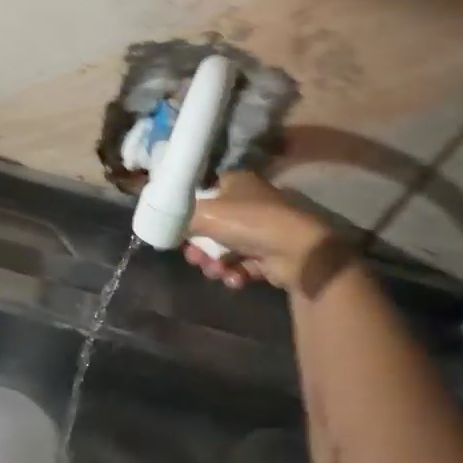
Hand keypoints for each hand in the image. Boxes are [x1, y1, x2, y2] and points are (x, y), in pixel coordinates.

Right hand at [184, 172, 342, 294]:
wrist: (300, 252)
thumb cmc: (250, 222)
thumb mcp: (205, 214)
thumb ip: (180, 217)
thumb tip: (162, 222)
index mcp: (236, 182)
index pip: (204, 193)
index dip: (188, 212)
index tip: (178, 232)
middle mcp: (250, 203)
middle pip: (213, 226)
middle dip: (200, 246)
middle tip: (195, 259)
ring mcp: (263, 230)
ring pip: (226, 248)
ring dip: (216, 263)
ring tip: (216, 272)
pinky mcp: (272, 255)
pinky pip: (244, 264)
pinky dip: (236, 273)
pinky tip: (235, 280)